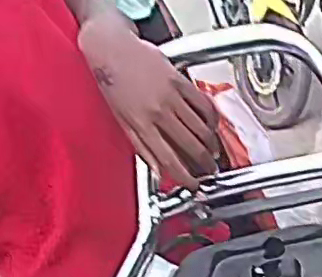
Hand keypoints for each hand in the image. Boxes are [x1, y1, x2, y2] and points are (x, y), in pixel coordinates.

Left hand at [77, 14, 220, 187]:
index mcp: (141, 123)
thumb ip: (141, 146)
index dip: (186, 179)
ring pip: (203, 130)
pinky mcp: (179, 81)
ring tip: (213, 151)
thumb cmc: (111, 80)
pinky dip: (212, 120)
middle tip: (210, 170)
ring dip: (213, 146)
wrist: (108, 44)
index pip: (169, 161)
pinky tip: (212, 126)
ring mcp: (171, 95)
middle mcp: (158, 111)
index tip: (194, 186)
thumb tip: (158, 171)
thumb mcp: (121, 118)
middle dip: (206, 165)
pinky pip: (204, 106)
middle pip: (193, 148)